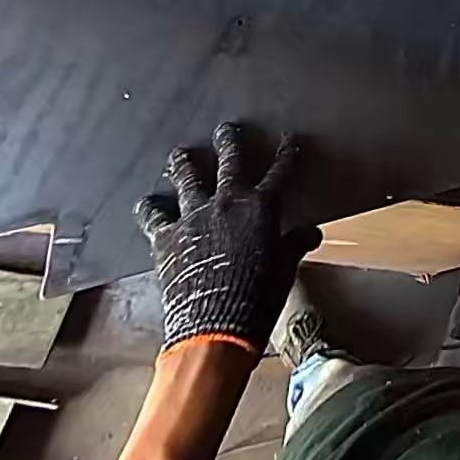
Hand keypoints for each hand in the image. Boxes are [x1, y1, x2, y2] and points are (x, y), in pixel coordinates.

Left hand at [135, 123, 319, 355]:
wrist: (215, 330)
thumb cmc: (258, 301)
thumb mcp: (285, 271)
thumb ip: (295, 245)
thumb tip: (312, 231)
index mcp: (260, 208)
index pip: (280, 172)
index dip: (287, 154)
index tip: (290, 140)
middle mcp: (226, 201)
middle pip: (229, 160)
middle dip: (229, 140)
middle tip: (225, 129)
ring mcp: (194, 215)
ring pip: (186, 177)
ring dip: (183, 163)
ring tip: (179, 154)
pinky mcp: (167, 235)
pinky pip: (153, 214)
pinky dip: (150, 209)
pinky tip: (148, 204)